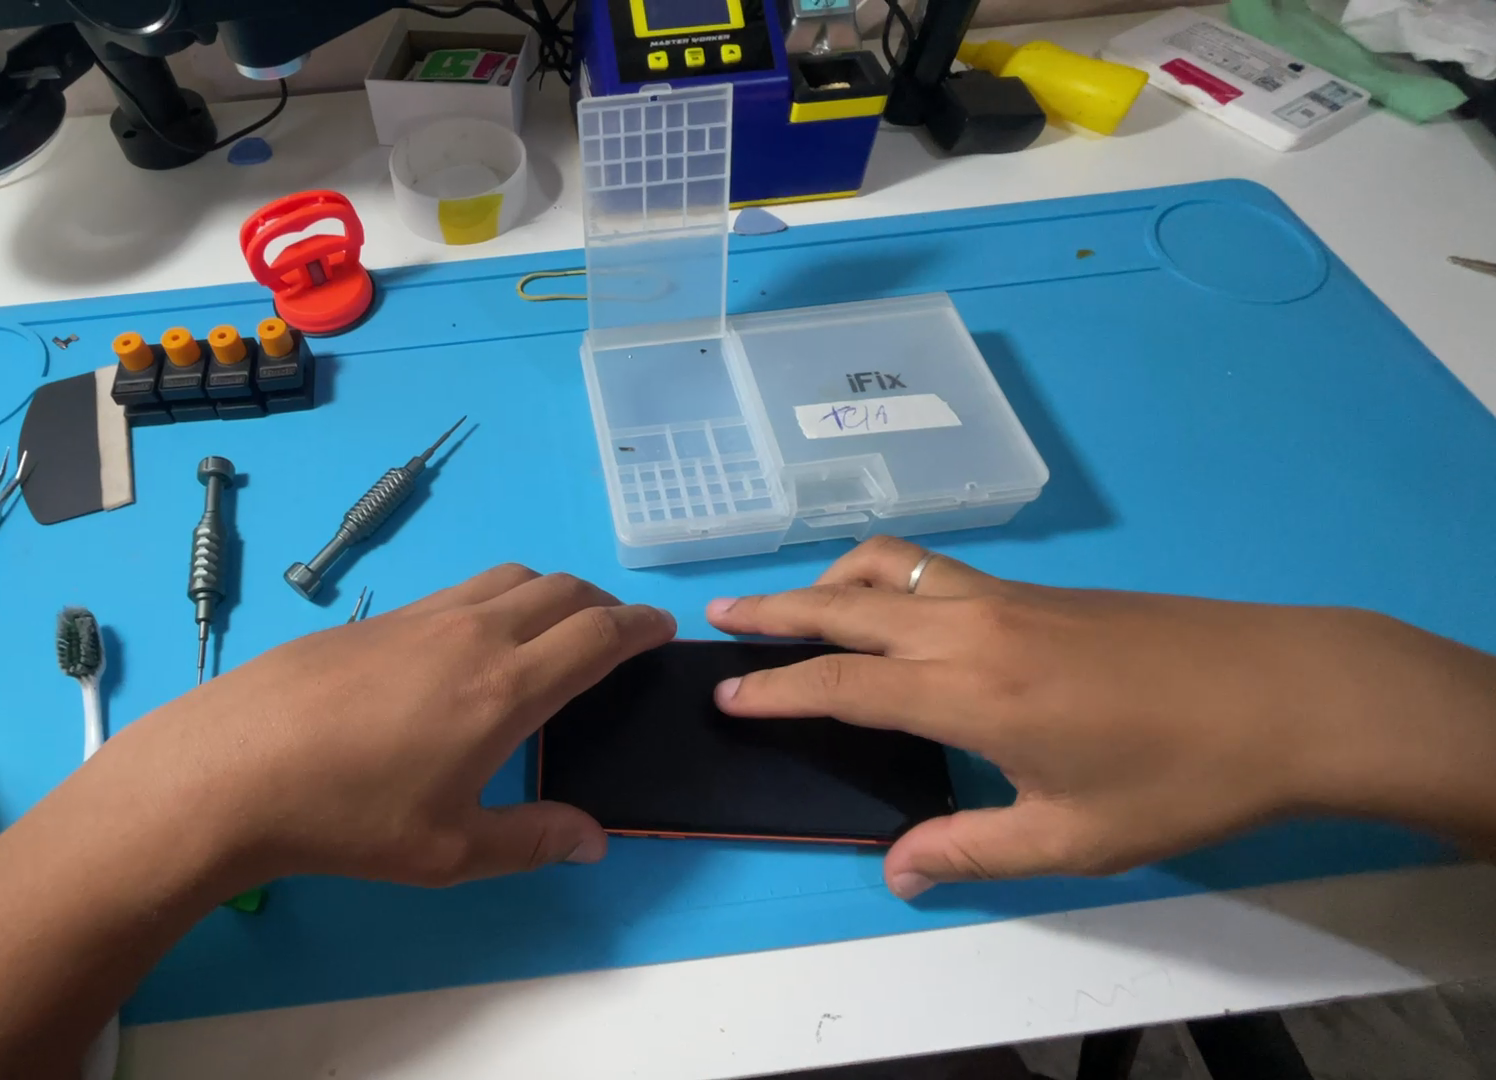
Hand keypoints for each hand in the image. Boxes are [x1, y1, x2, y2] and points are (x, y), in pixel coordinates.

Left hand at [108, 565, 674, 891]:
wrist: (237, 765)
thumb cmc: (351, 815)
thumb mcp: (449, 851)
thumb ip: (532, 840)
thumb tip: (593, 840)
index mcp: (508, 687)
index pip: (598, 636)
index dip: (639, 626)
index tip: (662, 626)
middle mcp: (477, 633)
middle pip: (563, 591)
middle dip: (604, 604)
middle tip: (618, 629)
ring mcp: (427, 616)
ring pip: (513, 577)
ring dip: (553, 591)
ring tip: (557, 623)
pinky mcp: (385, 615)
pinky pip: (466, 588)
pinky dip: (501, 596)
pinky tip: (479, 635)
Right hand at [708, 537, 1495, 898]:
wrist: (1288, 692)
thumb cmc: (1178, 775)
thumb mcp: (1074, 837)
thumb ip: (971, 849)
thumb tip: (896, 873)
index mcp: (965, 693)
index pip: (840, 685)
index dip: (775, 691)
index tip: (726, 694)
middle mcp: (961, 628)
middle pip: (838, 606)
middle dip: (770, 611)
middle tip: (720, 613)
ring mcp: (988, 596)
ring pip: (876, 567)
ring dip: (821, 581)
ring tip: (793, 605)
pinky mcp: (1015, 585)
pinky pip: (917, 565)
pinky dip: (871, 573)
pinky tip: (878, 601)